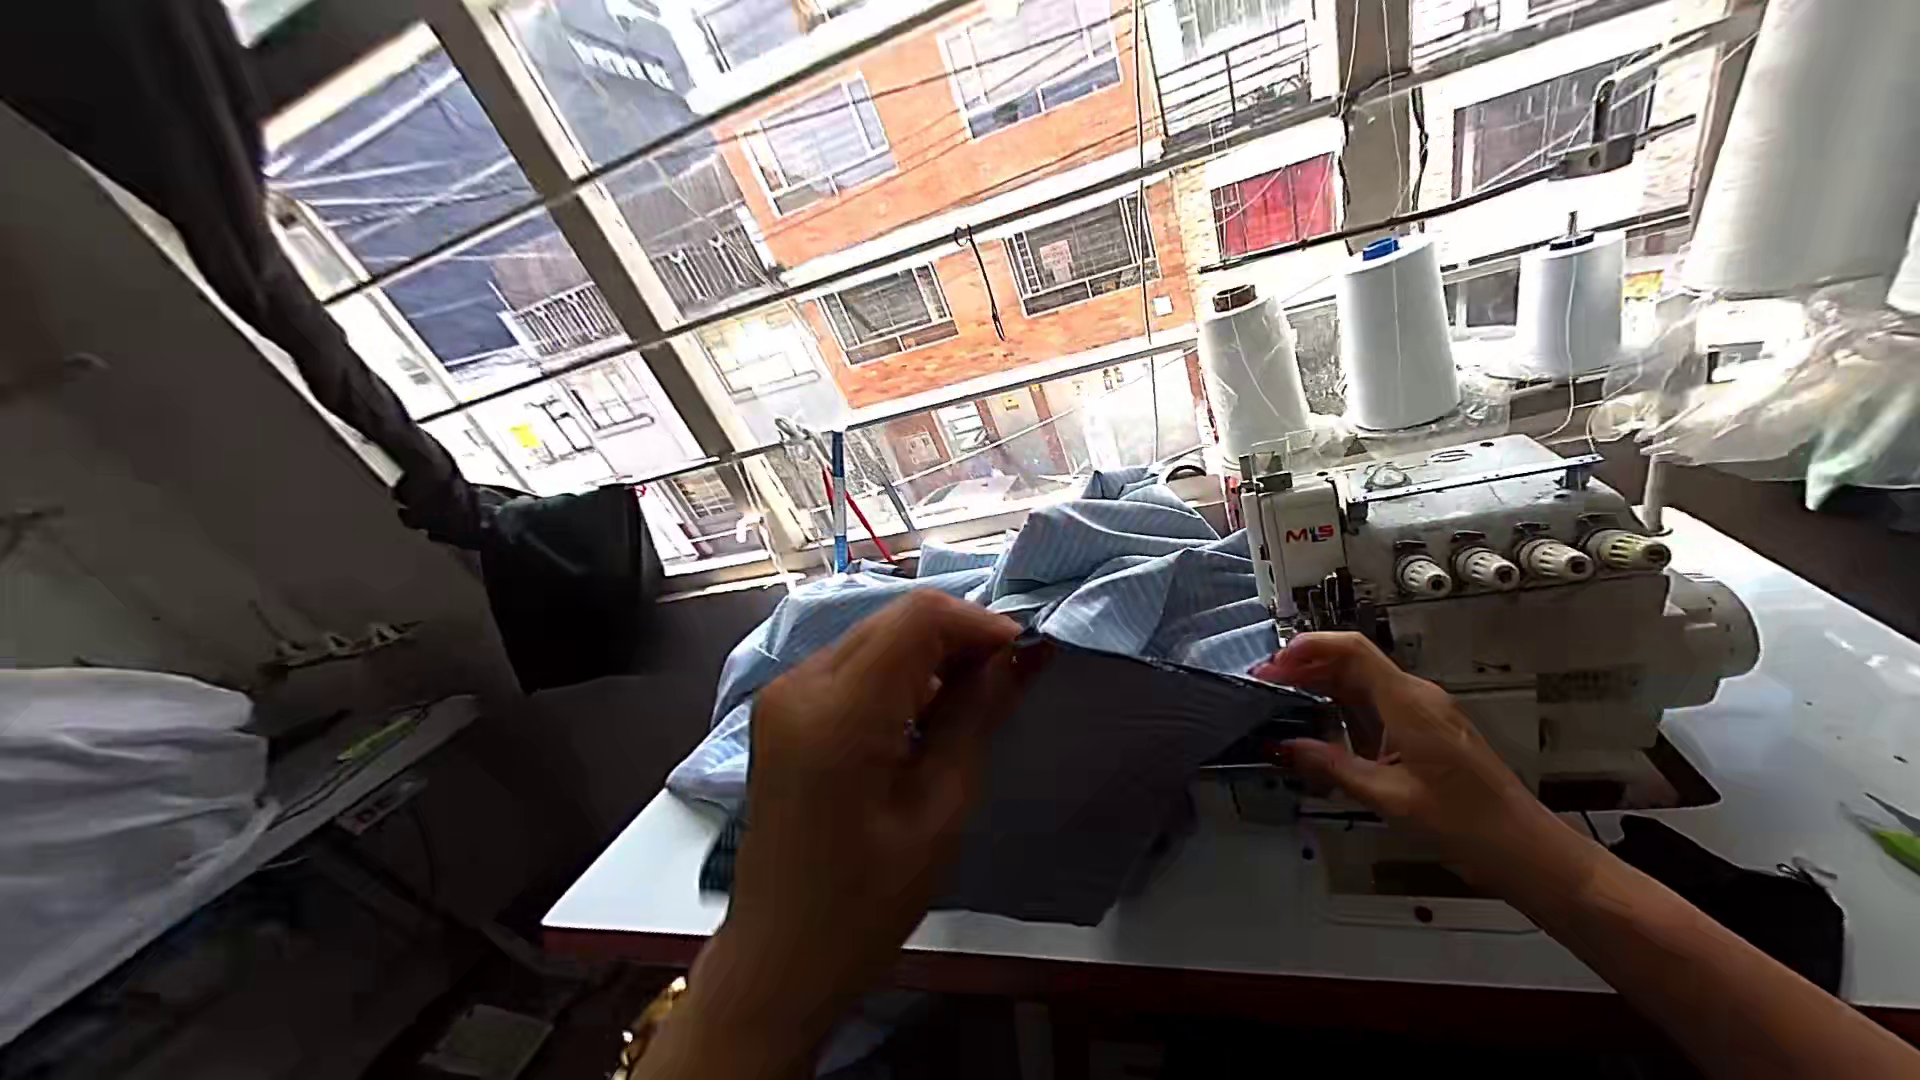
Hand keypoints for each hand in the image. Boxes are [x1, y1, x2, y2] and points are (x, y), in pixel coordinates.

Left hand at [646, 592, 1037, 1077]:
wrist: (779, 955)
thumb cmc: (867, 901)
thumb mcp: (940, 808)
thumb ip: (978, 714)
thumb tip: (1023, 652)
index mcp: (837, 712)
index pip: (919, 617)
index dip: (978, 623)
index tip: (1021, 655)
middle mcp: (800, 682)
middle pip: (896, 619)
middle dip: (958, 637)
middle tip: (1004, 679)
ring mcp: (784, 690)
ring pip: (877, 635)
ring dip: (930, 655)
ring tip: (968, 702)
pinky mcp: (783, 705)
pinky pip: (854, 662)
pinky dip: (899, 672)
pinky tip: (923, 714)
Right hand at [1252, 632, 1565, 882]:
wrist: (1531, 853)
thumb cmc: (1468, 826)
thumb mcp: (1389, 798)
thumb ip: (1332, 766)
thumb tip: (1283, 747)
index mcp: (1409, 703)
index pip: (1353, 650)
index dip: (1308, 647)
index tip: (1273, 664)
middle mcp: (1415, 697)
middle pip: (1350, 662)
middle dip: (1302, 666)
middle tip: (1263, 683)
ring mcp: (1420, 711)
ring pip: (1358, 681)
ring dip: (1316, 684)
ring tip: (1279, 698)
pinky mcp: (1421, 728)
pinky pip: (1371, 703)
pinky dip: (1336, 704)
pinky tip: (1315, 721)